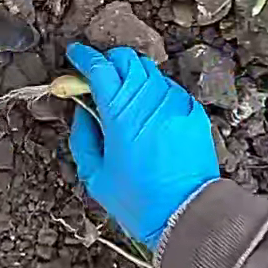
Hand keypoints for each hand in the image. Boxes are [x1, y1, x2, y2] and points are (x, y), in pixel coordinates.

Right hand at [67, 43, 218, 250]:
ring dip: (132, 74)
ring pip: (149, 70)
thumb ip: (83, 136)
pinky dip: (153, 89)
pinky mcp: (192, 109)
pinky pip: (168, 87)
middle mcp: (149, 99)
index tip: (75, 53)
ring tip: (124, 94)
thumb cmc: (139, 201)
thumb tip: (81, 109)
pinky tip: (148, 109)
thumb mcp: (96, 175)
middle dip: (108, 60)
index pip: (99, 67)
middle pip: (126, 58)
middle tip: (98, 74)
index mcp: (121, 114)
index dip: (83, 56)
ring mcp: (174, 101)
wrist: (188, 213)